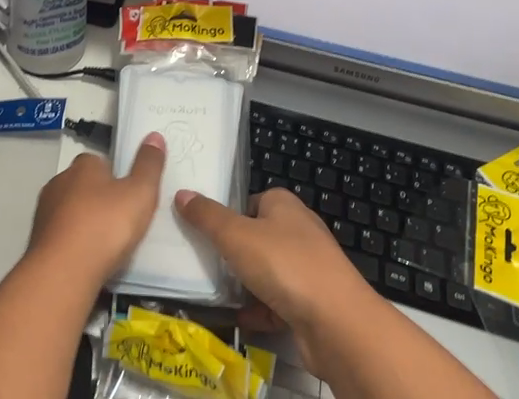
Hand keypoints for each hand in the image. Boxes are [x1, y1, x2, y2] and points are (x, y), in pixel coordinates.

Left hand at [28, 132, 166, 283]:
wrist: (64, 270)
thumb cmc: (106, 225)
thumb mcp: (140, 193)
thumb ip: (149, 165)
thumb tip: (154, 135)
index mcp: (84, 165)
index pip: (100, 162)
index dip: (115, 177)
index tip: (129, 196)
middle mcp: (59, 181)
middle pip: (82, 185)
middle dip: (98, 199)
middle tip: (120, 221)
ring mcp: (45, 210)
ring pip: (69, 210)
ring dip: (83, 221)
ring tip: (104, 244)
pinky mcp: (37, 238)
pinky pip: (60, 234)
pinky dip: (71, 242)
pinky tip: (85, 258)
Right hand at [175, 188, 379, 351]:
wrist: (336, 324)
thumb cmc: (284, 265)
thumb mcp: (236, 235)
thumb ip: (207, 216)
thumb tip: (182, 193)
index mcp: (284, 205)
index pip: (250, 201)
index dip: (227, 214)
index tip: (203, 230)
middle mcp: (299, 232)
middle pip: (256, 237)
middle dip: (231, 252)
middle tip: (202, 261)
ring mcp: (307, 269)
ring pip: (265, 273)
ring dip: (243, 284)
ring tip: (212, 291)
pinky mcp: (310, 303)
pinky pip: (276, 303)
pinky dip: (258, 311)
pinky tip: (237, 318)